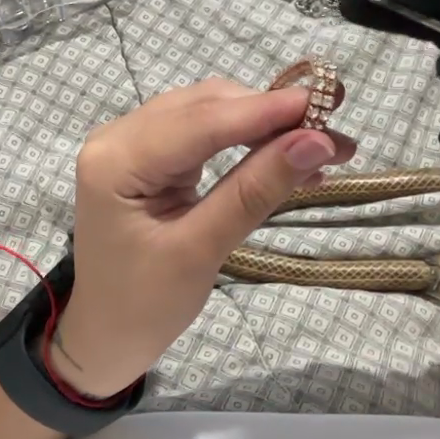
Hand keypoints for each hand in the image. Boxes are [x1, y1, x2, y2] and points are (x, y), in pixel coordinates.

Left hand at [54, 80, 357, 395]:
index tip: (327, 102)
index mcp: (116, 160)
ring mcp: (129, 143)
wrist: (104, 336)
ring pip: (207, 113)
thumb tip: (315, 142)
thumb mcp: (201, 250)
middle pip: (204, 106)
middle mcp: (117, 136)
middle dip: (271, 115)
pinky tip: (287, 156)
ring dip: (264, 124)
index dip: (266, 109)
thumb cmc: (143, 305)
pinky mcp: (146, 156)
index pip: (201, 120)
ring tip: (323, 147)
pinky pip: (201, 133)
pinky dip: (245, 140)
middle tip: (335, 134)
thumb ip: (255, 191)